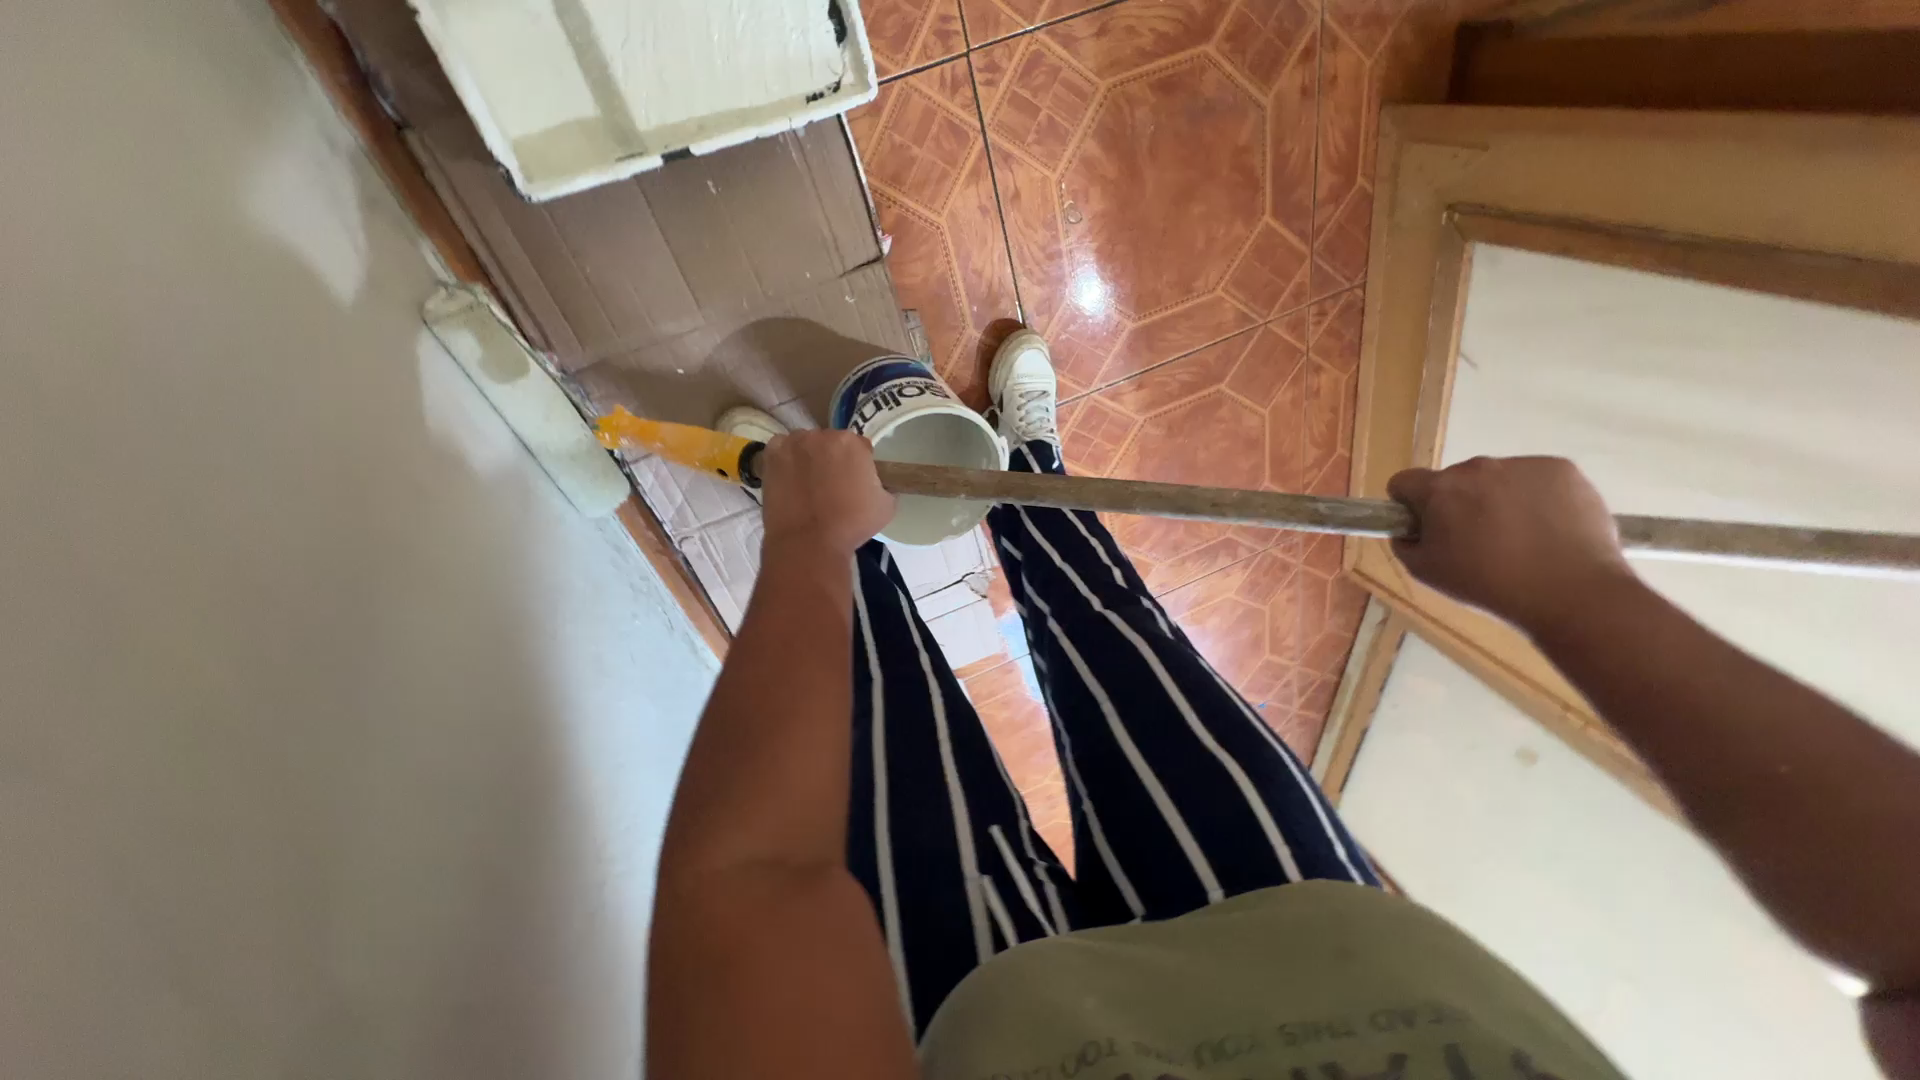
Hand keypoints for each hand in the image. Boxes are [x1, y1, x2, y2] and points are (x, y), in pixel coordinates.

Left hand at [757, 431, 895, 556]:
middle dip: (833, 459)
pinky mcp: (772, 456)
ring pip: (805, 444)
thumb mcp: (886, 506)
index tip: (855, 482)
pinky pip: (781, 449)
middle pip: (831, 442)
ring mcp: (794, 444)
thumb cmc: (851, 525)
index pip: (860, 447)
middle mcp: (823, 435)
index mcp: (852, 443)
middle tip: (831, 485)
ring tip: (807, 484)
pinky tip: (789, 478)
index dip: (859, 464)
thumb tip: (878, 485)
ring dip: (808, 457)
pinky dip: (785, 459)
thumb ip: (885, 486)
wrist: (808, 542)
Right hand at [1387, 456, 1635, 633]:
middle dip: (1459, 503)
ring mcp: (1523, 465)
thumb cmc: (1489, 585)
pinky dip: (1535, 498)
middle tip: (1478, 541)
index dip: (1409, 504)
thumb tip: (1408, 530)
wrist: (1572, 592)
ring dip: (1498, 499)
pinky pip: (1536, 478)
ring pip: (1497, 478)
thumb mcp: (1426, 573)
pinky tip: (1548, 529)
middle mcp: (1478, 467)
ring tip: (1521, 538)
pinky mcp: (1563, 469)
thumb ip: (1405, 544)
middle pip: (1454, 480)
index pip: (1405, 482)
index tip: (1425, 527)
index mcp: (1440, 490)